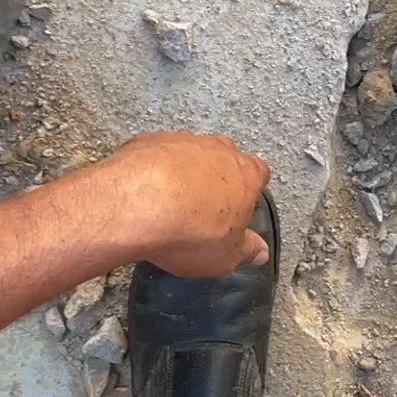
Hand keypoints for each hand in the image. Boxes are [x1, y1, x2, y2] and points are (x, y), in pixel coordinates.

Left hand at [88, 132, 271, 276]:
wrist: (136, 206)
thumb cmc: (190, 231)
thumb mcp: (225, 257)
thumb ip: (246, 251)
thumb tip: (260, 252)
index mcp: (246, 175)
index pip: (260, 173)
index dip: (249, 189)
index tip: (239, 205)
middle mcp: (220, 150)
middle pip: (226, 157)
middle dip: (218, 176)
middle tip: (203, 205)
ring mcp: (184, 141)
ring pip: (191, 152)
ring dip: (185, 171)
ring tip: (169, 200)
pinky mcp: (150, 139)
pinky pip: (158, 152)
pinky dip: (155, 168)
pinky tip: (144, 190)